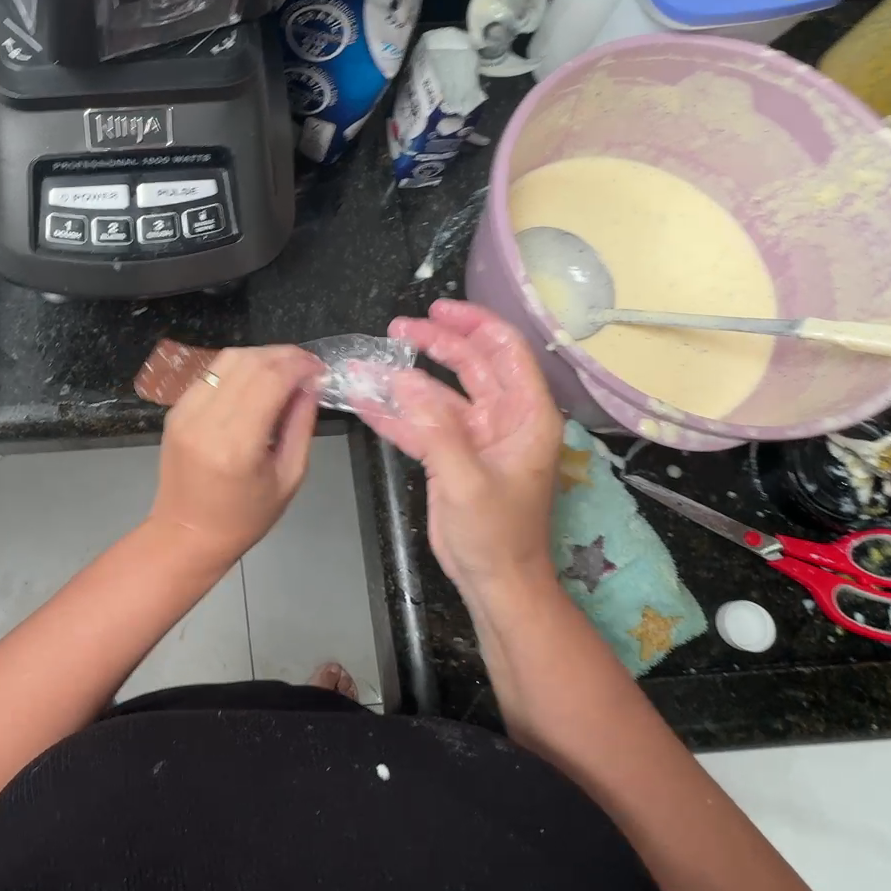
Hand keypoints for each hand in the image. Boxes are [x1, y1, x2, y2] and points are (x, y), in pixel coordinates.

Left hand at [150, 345, 321, 563]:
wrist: (186, 533)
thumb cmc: (244, 517)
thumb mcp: (288, 477)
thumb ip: (301, 425)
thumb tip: (312, 384)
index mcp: (236, 444)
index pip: (270, 380)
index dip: (299, 364)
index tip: (319, 368)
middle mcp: (206, 420)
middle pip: (248, 362)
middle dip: (283, 355)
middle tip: (307, 365)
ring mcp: (184, 412)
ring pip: (227, 360)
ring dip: (261, 356)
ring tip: (285, 369)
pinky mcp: (175, 411)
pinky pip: (210, 374)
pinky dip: (238, 369)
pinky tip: (256, 381)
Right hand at [357, 300, 562, 601]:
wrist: (495, 580)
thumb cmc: (497, 534)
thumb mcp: (468, 480)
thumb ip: (435, 428)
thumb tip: (402, 380)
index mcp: (526, 416)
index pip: (506, 352)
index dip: (474, 324)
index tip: (438, 310)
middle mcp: (503, 418)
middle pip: (469, 364)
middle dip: (435, 342)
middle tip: (398, 327)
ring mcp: (474, 437)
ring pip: (437, 393)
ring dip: (405, 378)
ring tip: (370, 361)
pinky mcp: (450, 456)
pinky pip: (419, 425)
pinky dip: (393, 413)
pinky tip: (364, 400)